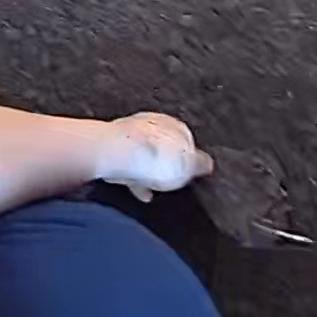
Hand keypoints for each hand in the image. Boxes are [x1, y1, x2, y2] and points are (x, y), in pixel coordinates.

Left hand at [98, 113, 212, 201]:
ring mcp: (128, 133)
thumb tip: (207, 164)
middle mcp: (150, 123)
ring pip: (141, 155)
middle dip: (164, 165)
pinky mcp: (110, 145)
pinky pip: (124, 164)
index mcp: (173, 124)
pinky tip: (136, 192)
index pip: (187, 140)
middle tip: (169, 184)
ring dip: (146, 173)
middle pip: (162, 146)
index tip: (188, 176)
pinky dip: (131, 178)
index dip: (188, 160)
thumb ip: (199, 164)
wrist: (113, 152)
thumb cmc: (153, 156)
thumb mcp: (190, 166)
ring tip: (152, 191)